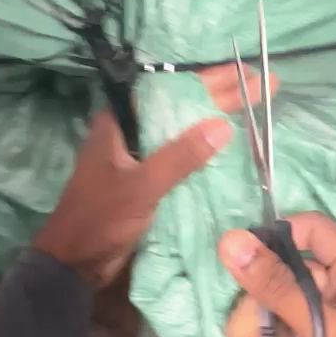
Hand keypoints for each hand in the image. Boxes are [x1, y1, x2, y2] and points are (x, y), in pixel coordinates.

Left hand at [34, 63, 269, 287]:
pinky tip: (229, 150)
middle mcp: (130, 134)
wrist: (75, 263)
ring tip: (253, 109)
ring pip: (182, 132)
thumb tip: (223, 126)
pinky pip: (179, 158)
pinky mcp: (145, 182)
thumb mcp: (142, 186)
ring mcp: (138, 158)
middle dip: (220, 96)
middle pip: (180, 106)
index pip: (171, 89)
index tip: (245, 73)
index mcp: (120, 123)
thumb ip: (180, 156)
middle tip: (261, 84)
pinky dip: (203, 152)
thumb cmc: (100, 219)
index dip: (210, 79)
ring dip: (214, 122)